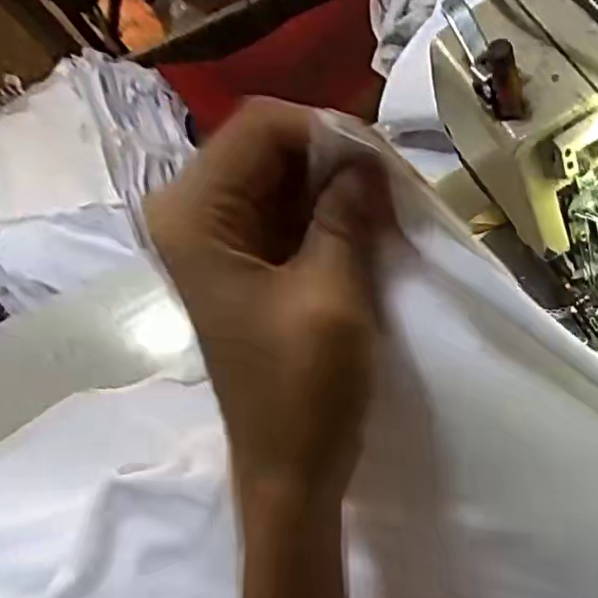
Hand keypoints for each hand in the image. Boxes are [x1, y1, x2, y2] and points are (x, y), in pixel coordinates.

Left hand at [146, 98, 395, 512]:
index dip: (331, 135)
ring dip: (343, 197)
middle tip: (401, 196)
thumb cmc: (305, 390)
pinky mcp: (254, 277)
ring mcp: (226, 249)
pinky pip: (294, 228)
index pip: (264, 128)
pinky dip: (335, 227)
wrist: (293, 469)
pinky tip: (374, 242)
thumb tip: (369, 161)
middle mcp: (199, 219)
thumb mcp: (333, 295)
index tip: (390, 170)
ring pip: (289, 189)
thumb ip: (346, 217)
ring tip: (395, 220)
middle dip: (340, 165)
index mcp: (196, 214)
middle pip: (273, 153)